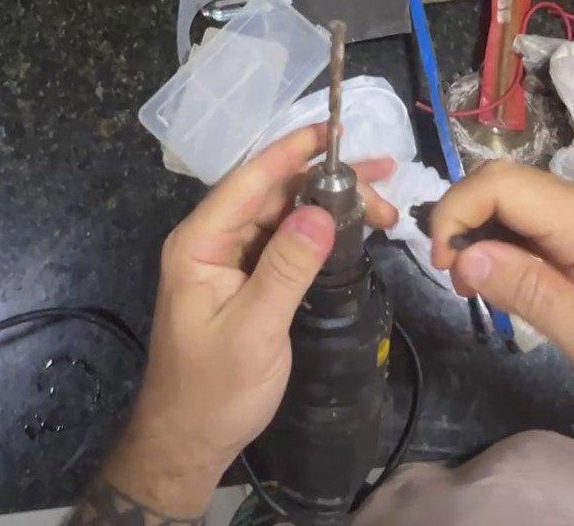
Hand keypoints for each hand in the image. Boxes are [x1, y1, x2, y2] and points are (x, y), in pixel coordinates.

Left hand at [103, 125, 396, 517]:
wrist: (189, 443)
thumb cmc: (214, 390)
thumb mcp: (254, 330)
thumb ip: (286, 268)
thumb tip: (322, 211)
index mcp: (201, 242)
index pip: (249, 181)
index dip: (291, 152)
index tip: (332, 131)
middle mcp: (215, 240)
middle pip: (274, 194)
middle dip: (327, 182)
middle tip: (382, 177)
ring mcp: (233, 258)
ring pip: (285, 214)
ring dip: (330, 206)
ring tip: (383, 204)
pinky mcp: (249, 277)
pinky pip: (287, 241)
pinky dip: (322, 232)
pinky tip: (354, 228)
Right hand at [428, 160, 573, 433]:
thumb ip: (536, 297)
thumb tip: (465, 256)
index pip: (501, 182)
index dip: (457, 210)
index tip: (444, 267)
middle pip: (503, 183)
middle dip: (463, 221)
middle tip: (459, 284)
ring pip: (517, 200)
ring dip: (483, 235)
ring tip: (480, 291)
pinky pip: (538, 222)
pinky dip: (509, 246)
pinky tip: (514, 287)